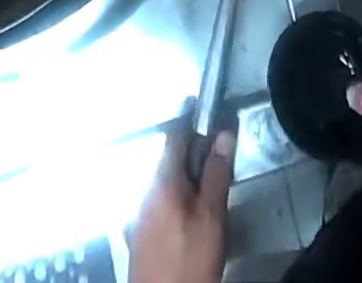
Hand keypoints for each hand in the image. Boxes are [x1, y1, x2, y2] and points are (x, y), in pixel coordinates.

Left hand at [128, 120, 235, 282]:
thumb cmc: (190, 259)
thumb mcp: (211, 215)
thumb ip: (216, 173)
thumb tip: (223, 133)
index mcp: (162, 181)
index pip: (174, 136)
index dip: (188, 118)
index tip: (198, 102)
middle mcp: (145, 192)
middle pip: (168, 159)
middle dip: (190, 149)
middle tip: (213, 147)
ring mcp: (139, 216)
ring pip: (163, 181)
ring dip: (183, 174)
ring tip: (206, 180)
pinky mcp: (139, 237)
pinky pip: (158, 202)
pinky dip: (175, 195)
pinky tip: (189, 210)